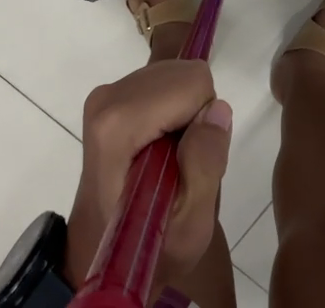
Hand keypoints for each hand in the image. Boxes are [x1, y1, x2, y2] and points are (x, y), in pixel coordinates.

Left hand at [65, 60, 232, 292]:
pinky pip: (165, 81)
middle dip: (196, 114)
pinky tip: (161, 145)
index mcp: (118, 125)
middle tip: (182, 161)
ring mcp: (106, 94)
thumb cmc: (150, 244)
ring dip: (186, 112)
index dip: (204, 122)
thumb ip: (205, 166)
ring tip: (170, 156)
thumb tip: (217, 109)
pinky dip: (174, 108)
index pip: (192, 84)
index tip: (191, 160)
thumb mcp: (190, 227)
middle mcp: (107, 98)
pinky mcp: (111, 95)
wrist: (107, 248)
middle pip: (184, 75)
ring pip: (177, 75)